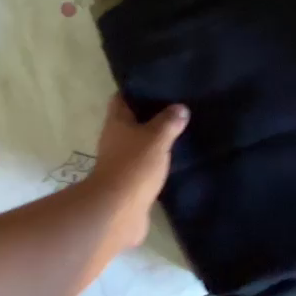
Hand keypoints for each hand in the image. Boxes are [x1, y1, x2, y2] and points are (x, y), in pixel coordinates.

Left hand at [86, 95, 188, 248]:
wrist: (119, 210)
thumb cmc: (134, 165)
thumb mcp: (156, 138)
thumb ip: (168, 122)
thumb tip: (180, 107)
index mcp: (116, 120)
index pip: (123, 96)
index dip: (137, 89)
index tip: (158, 85)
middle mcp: (115, 137)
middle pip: (132, 120)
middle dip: (150, 115)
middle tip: (176, 108)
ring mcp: (120, 160)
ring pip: (139, 143)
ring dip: (154, 140)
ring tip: (180, 132)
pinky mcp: (129, 181)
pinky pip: (144, 164)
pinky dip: (156, 161)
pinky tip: (175, 160)